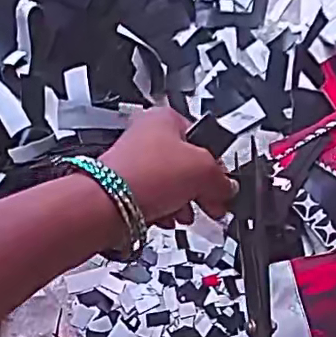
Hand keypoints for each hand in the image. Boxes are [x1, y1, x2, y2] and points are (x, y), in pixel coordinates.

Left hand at [101, 107, 236, 227]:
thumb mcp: (204, 171)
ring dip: (182, 203)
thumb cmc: (144, 175)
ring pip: (169, 186)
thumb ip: (222, 179)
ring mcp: (133, 164)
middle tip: (210, 204)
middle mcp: (146, 137)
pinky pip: (152, 201)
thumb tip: (228, 188)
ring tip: (184, 214)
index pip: (204, 140)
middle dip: (200, 189)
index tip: (224, 185)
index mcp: (166, 118)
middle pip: (186, 166)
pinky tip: (165, 218)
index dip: (217, 165)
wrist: (107, 205)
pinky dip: (162, 211)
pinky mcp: (122, 190)